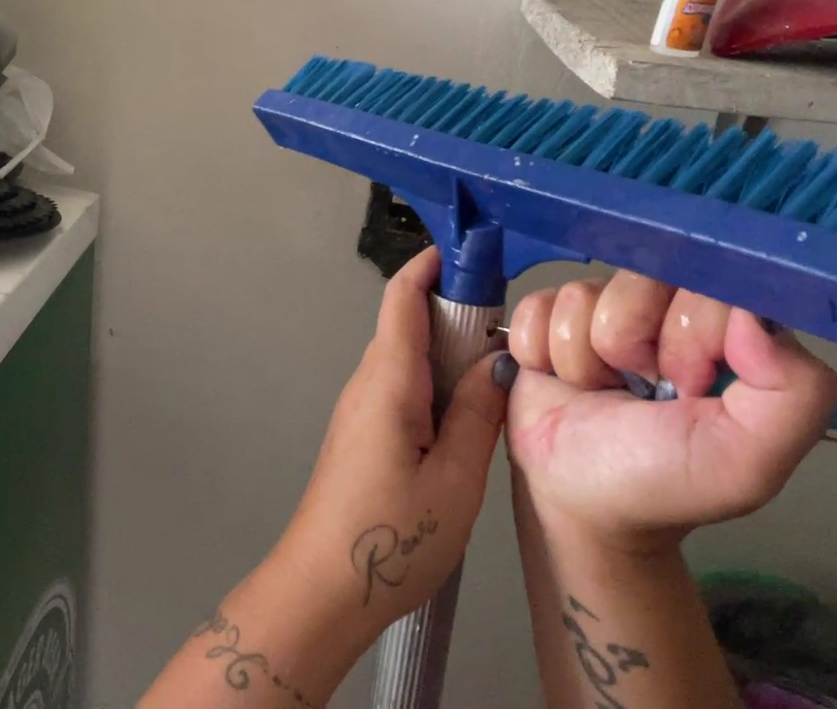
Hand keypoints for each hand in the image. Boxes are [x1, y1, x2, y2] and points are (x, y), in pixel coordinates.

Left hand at [265, 246, 510, 643]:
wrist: (325, 584)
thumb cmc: (392, 534)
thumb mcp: (455, 478)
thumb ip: (477, 414)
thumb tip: (498, 361)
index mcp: (387, 381)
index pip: (402, 298)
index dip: (432, 265)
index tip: (473, 252)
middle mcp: (366, 383)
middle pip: (407, 323)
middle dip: (455, 311)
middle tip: (511, 324)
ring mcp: (360, 407)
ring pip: (406, 357)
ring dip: (448, 351)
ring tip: (499, 370)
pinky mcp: (362, 431)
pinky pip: (401, 386)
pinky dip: (434, 381)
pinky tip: (467, 411)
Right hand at [504, 269, 836, 554]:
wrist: (573, 501)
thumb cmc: (659, 482)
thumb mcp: (747, 459)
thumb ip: (794, 393)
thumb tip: (754, 313)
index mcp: (726, 331)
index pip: (709, 282)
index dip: (689, 331)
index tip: (686, 386)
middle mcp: (664, 308)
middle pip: (637, 278)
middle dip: (627, 344)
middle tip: (636, 390)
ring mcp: (600, 308)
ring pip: (579, 293)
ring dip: (579, 356)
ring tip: (594, 392)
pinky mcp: (545, 316)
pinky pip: (535, 305)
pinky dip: (538, 350)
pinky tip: (556, 379)